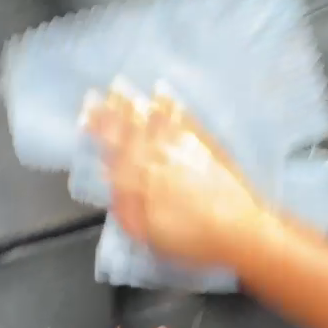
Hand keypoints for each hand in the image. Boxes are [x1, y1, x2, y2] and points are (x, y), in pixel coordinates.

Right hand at [86, 89, 275, 268]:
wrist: (243, 231)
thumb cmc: (195, 242)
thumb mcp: (150, 236)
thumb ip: (125, 209)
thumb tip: (108, 183)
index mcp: (143, 182)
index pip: (114, 151)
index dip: (98, 132)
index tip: (85, 114)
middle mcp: (160, 160)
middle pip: (131, 131)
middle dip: (112, 111)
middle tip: (98, 92)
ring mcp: (184, 148)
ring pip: (154, 120)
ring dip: (135, 102)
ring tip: (121, 85)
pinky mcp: (207, 144)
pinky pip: (183, 118)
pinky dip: (170, 103)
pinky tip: (162, 91)